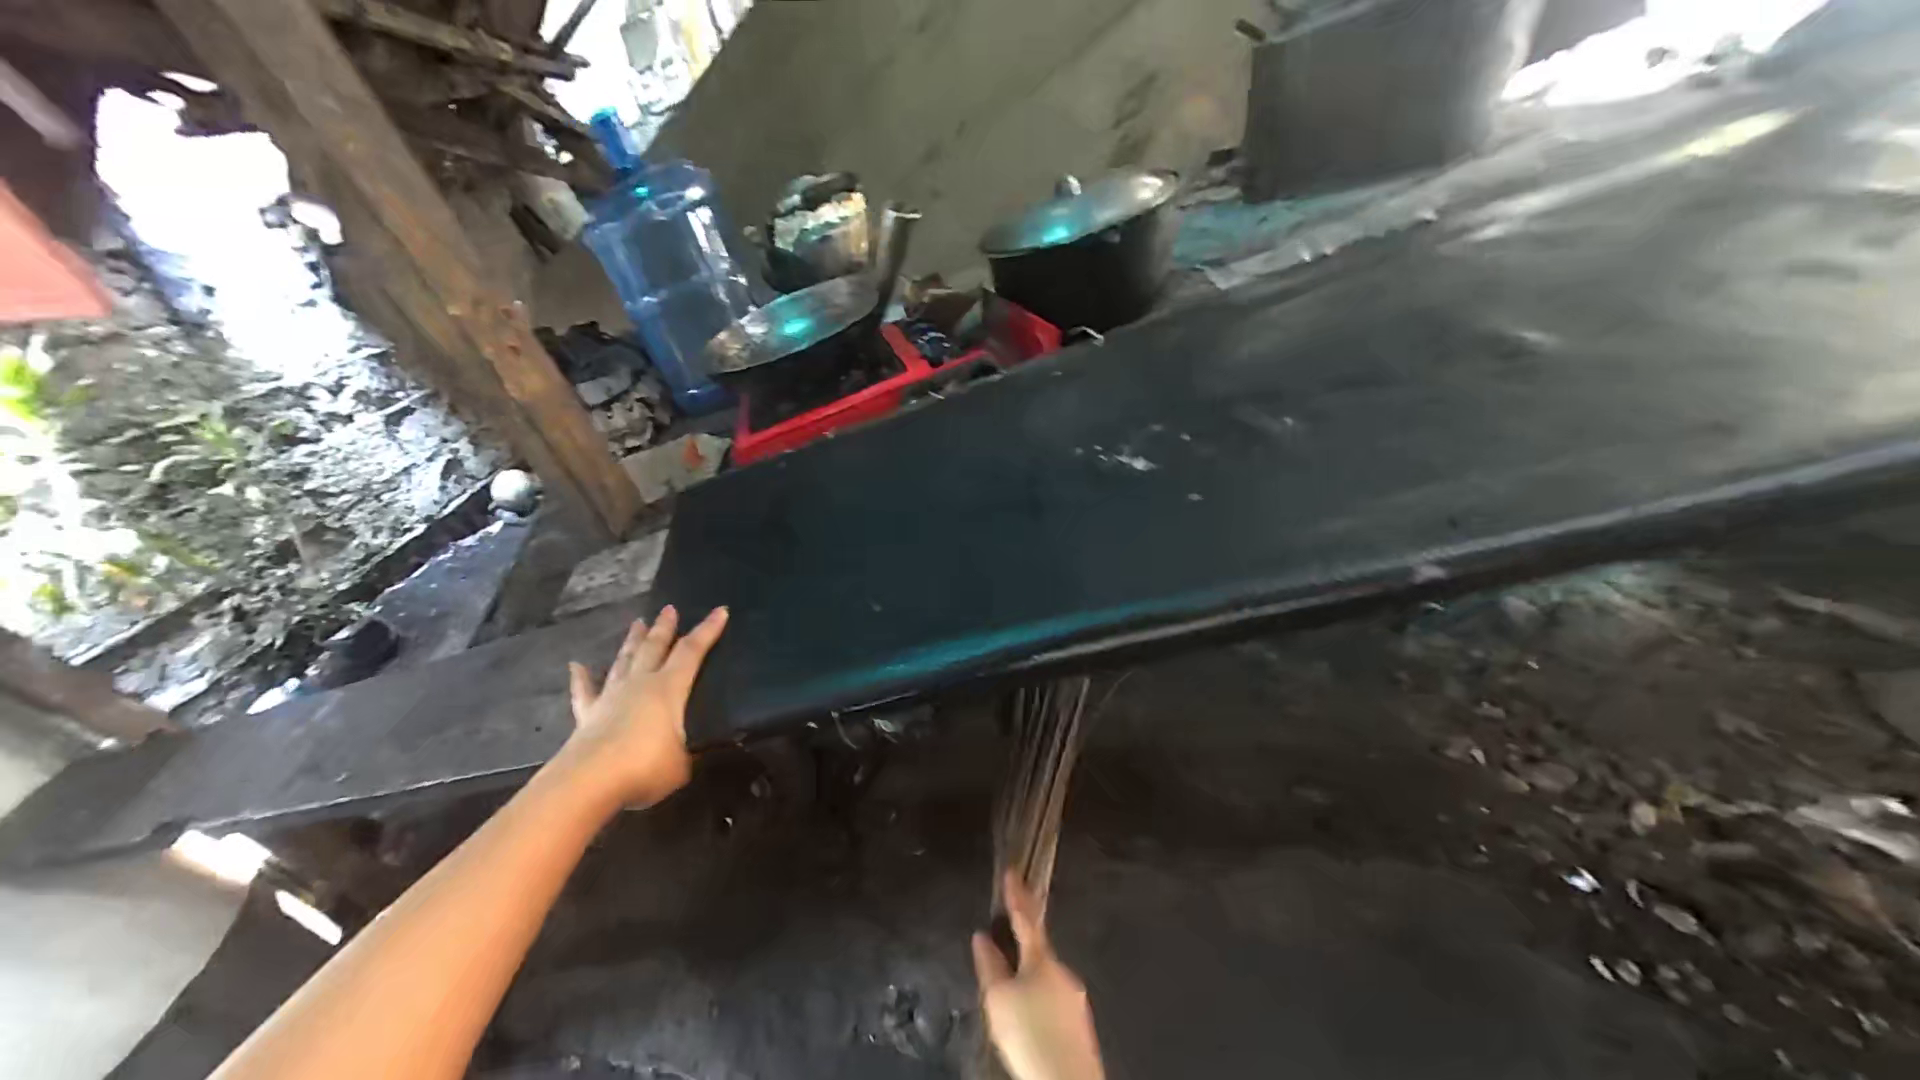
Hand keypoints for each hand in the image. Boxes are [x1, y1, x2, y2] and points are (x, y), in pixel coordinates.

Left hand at [558, 605, 727, 809]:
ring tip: (637, 623)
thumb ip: (686, 752)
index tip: (720, 610)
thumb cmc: (645, 767)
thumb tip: (685, 752)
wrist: (588, 781)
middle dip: (664, 627)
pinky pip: (585, 691)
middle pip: (654, 647)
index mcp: (668, 688)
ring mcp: (611, 697)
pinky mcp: (588, 716)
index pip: (692, 651)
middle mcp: (640, 684)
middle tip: (669, 608)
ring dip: (631, 641)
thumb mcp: (682, 763)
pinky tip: (576, 665)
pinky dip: (581, 678)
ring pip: (624, 661)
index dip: (707, 630)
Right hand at [972, 873, 1104, 1079]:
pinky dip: (1039, 1004)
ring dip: (1029, 982)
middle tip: (1001, 955)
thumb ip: (989, 966)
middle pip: (1037, 952)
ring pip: (1046, 980)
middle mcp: (1063, 972)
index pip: (1027, 918)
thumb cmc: (1028, 1034)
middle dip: (1020, 951)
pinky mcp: (1079, 1025)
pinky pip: (1053, 1002)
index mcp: (1042, 960)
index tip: (1012, 871)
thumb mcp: (998, 1000)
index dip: (1017, 895)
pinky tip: (1029, 1022)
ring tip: (1011, 1002)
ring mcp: (1075, 998)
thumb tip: (982, 937)